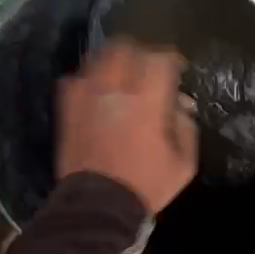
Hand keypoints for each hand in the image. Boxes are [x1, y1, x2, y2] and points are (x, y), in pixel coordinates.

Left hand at [57, 41, 198, 212]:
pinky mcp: (67, 109)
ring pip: (98, 59)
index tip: (178, 68)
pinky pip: (74, 79)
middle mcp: (115, 90)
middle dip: (140, 53)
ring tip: (121, 76)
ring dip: (113, 62)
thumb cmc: (147, 185)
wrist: (99, 205)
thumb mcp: (184, 164)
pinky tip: (96, 92)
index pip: (161, 59)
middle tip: (147, 67)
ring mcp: (86, 97)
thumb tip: (182, 104)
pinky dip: (88, 80)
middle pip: (125, 48)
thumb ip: (186, 127)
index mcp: (148, 102)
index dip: (172, 59)